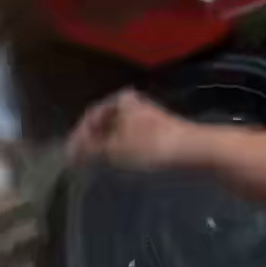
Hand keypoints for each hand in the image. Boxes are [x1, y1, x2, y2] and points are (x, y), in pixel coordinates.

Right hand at [67, 90, 200, 169]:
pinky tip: (121, 166)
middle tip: (81, 161)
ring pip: (119, 132)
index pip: (91, 116)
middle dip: (92, 141)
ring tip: (98, 166)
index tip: (70, 156)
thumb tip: (72, 152)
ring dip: (107, 148)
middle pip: (105, 122)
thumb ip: (90, 150)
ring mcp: (148, 118)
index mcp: (120, 100)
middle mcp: (133, 103)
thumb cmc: (151, 147)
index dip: (78, 136)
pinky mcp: (160, 133)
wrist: (195, 152)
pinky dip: (122, 151)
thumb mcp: (115, 150)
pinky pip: (132, 140)